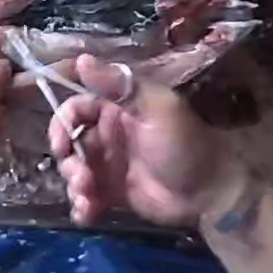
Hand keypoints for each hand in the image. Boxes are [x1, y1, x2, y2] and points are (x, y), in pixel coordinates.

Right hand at [48, 55, 244, 226]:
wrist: (211, 195)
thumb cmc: (185, 146)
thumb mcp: (157, 108)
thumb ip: (119, 84)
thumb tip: (82, 59)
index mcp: (115, 110)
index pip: (75, 108)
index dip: (61, 123)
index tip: (61, 143)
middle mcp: (106, 135)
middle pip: (68, 142)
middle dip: (68, 160)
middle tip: (81, 176)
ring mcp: (107, 165)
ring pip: (73, 170)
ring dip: (74, 184)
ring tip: (88, 197)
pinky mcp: (110, 193)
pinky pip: (84, 196)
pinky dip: (80, 206)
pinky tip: (86, 214)